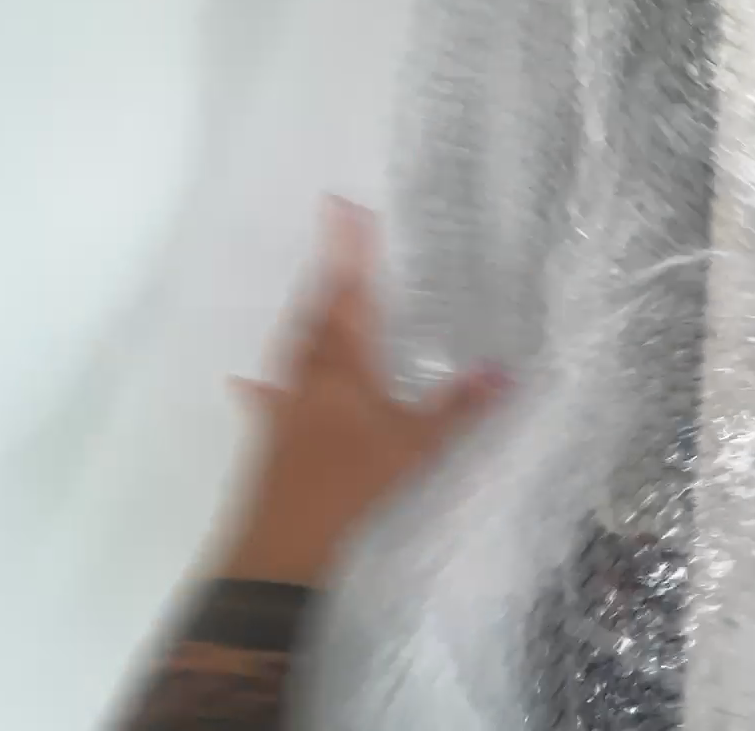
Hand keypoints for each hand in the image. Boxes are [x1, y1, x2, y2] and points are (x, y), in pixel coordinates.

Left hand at [219, 198, 507, 584]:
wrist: (278, 545)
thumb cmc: (350, 483)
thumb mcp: (415, 446)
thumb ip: (459, 408)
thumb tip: (505, 371)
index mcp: (344, 367)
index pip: (350, 296)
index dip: (349, 251)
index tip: (344, 208)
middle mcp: (308, 374)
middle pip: (316, 309)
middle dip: (329, 268)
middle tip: (336, 232)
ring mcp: (283, 401)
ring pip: (294, 342)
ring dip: (308, 308)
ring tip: (317, 286)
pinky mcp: (269, 431)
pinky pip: (268, 390)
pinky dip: (267, 378)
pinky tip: (248, 382)